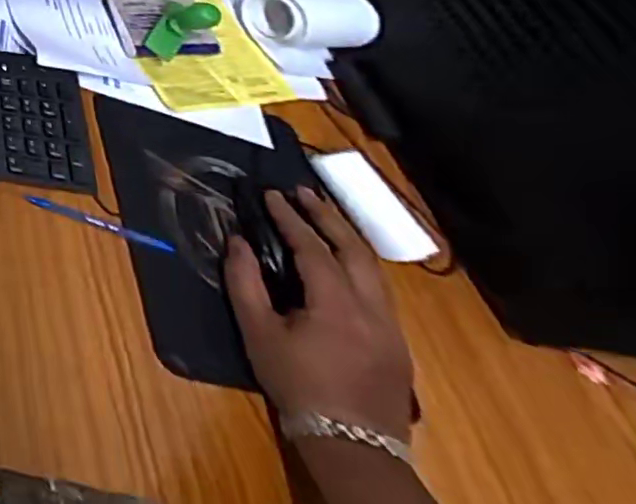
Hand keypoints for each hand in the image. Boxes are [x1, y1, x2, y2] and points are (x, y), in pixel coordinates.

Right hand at [226, 186, 415, 440]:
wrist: (351, 442)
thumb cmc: (295, 382)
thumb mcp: (257, 331)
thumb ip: (244, 281)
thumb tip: (238, 242)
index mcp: (338, 306)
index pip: (314, 249)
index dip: (291, 219)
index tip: (271, 195)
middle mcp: (374, 310)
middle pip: (355, 251)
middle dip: (328, 217)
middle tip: (303, 191)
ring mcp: (392, 327)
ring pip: (374, 270)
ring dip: (346, 237)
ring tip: (322, 215)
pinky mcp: (397, 342)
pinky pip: (378, 289)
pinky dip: (357, 262)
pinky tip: (341, 260)